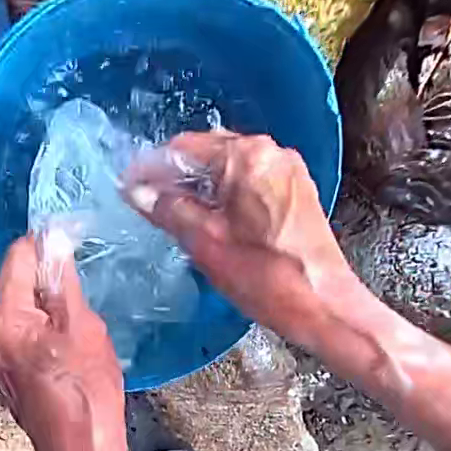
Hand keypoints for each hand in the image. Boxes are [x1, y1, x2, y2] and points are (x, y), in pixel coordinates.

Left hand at [0, 233, 128, 450]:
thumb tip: (52, 239)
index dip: (47, 243)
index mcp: (1, 316)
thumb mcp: (80, 325)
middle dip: (46, 276)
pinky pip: (21, 334)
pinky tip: (67, 342)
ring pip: (19, 309)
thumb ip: (61, 278)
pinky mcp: (6, 374)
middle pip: (15, 282)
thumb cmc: (84, 388)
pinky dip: (41, 327)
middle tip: (84, 283)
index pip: (17, 256)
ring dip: (46, 303)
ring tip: (79, 316)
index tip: (76, 240)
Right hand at [123, 130, 363, 350]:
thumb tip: (136, 191)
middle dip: (175, 175)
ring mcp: (287, 170)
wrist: (321, 304)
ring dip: (200, 185)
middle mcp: (270, 151)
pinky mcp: (295, 190)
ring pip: (229, 168)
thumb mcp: (204, 242)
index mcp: (246, 157)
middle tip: (147, 201)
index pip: (184, 147)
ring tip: (174, 212)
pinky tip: (210, 217)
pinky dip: (225, 193)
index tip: (128, 186)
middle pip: (208, 153)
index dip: (151, 167)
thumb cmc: (262, 275)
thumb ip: (168, 209)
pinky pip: (249, 181)